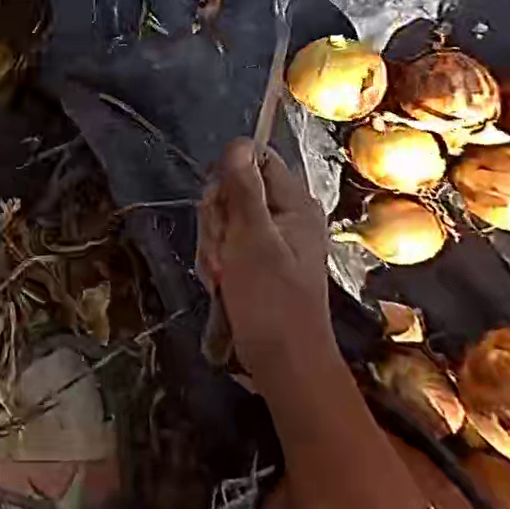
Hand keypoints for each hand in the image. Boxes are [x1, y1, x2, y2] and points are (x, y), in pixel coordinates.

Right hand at [197, 139, 333, 385]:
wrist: (285, 366)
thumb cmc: (272, 301)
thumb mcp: (252, 239)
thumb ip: (243, 189)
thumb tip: (238, 142)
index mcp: (295, 204)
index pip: (257, 160)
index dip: (229, 175)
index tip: (218, 203)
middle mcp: (286, 215)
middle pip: (234, 189)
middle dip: (217, 220)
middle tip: (222, 251)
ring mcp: (272, 240)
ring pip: (225, 218)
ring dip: (214, 245)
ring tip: (222, 275)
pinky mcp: (259, 261)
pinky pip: (226, 243)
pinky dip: (218, 261)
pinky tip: (221, 283)